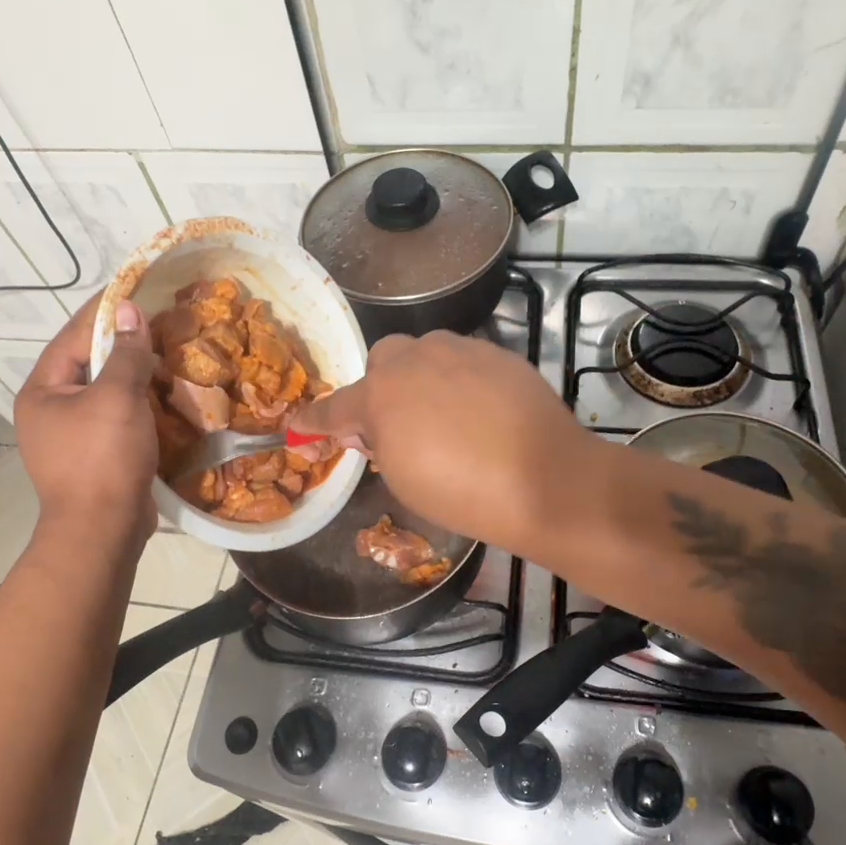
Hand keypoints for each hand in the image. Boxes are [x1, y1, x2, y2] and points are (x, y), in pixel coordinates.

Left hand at [14, 294, 157, 543]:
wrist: (101, 531)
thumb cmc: (103, 458)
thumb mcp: (117, 397)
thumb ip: (124, 352)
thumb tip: (129, 310)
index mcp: (42, 390)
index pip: (74, 335)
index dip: (106, 310)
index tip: (136, 287)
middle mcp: (50, 409)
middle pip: (88, 362)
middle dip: (124, 342)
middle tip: (161, 322)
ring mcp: (71, 437)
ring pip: (106, 391)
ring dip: (136, 374)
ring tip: (170, 354)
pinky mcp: (95, 457)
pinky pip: (117, 418)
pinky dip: (140, 404)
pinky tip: (166, 396)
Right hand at [293, 332, 592, 549]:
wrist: (545, 480)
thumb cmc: (464, 494)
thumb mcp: (403, 480)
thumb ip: (377, 445)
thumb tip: (370, 428)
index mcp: (381, 395)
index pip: (335, 406)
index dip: (315, 418)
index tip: (300, 423)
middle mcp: (415, 360)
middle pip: (383, 361)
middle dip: (383, 387)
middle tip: (400, 425)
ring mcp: (461, 351)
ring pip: (427, 353)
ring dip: (424, 379)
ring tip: (446, 417)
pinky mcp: (499, 354)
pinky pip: (466, 361)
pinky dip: (462, 381)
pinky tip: (482, 412)